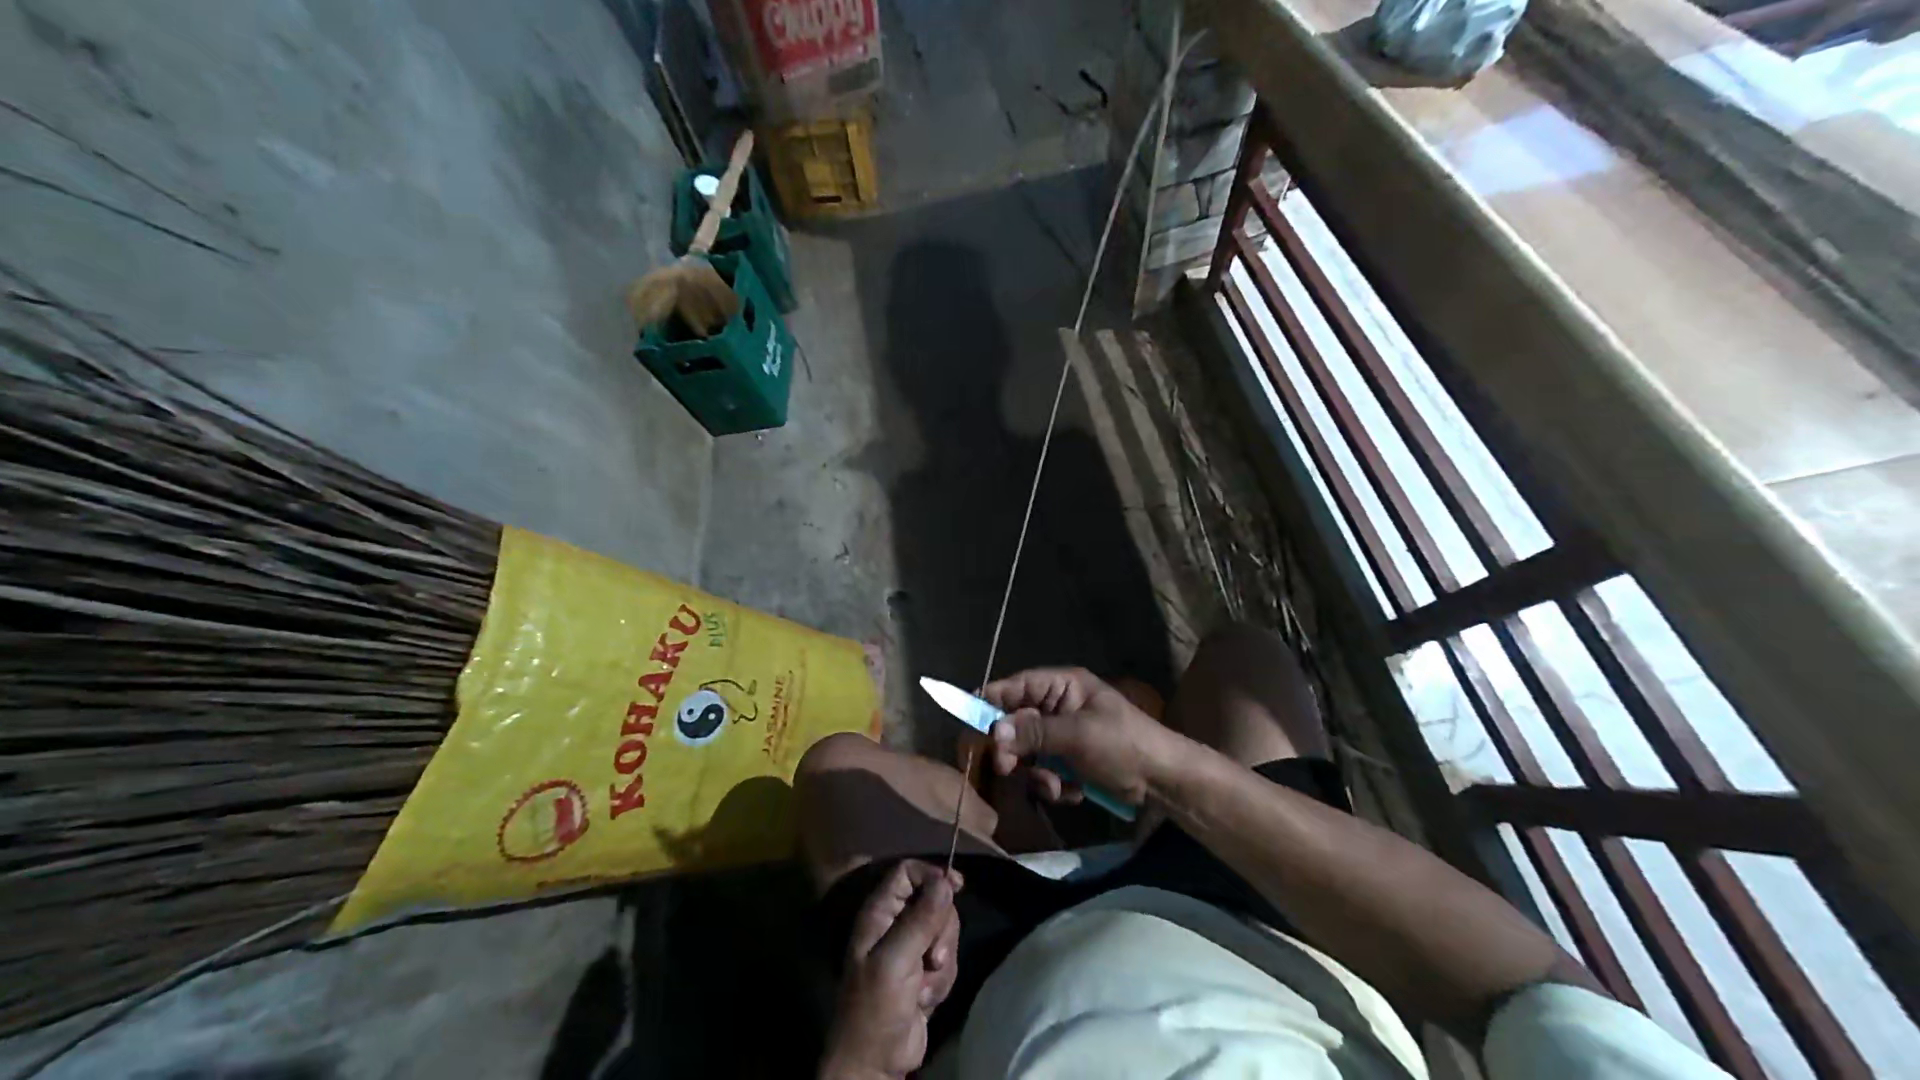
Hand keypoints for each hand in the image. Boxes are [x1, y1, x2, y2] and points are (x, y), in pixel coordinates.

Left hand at [820, 860, 961, 1079]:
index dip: (932, 874)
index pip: (908, 872)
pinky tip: (925, 999)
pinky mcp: (925, 970)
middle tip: (931, 957)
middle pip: (935, 900)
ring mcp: (911, 948)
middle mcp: (896, 923)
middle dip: (941, 930)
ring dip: (942, 961)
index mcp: (880, 913)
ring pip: (945, 931)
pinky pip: (948, 958)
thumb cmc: (876, 1008)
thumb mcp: (896, 961)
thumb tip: (945, 880)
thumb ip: (921, 919)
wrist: (876, 1062)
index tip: (956, 886)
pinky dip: (941, 979)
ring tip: (923, 985)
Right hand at [982, 667, 1181, 805]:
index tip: (968, 717)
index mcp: (1064, 686)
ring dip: (1038, 773)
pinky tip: (1073, 792)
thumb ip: (1034, 732)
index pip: (1017, 685)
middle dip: (1015, 748)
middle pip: (1017, 722)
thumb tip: (994, 731)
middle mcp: (1060, 706)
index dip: (992, 700)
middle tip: (1008, 767)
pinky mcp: (1071, 761)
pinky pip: (1045, 771)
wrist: (1164, 781)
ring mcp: (1065, 735)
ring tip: (1056, 786)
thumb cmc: (1124, 745)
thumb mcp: (1078, 735)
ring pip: (1029, 752)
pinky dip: (1054, 785)